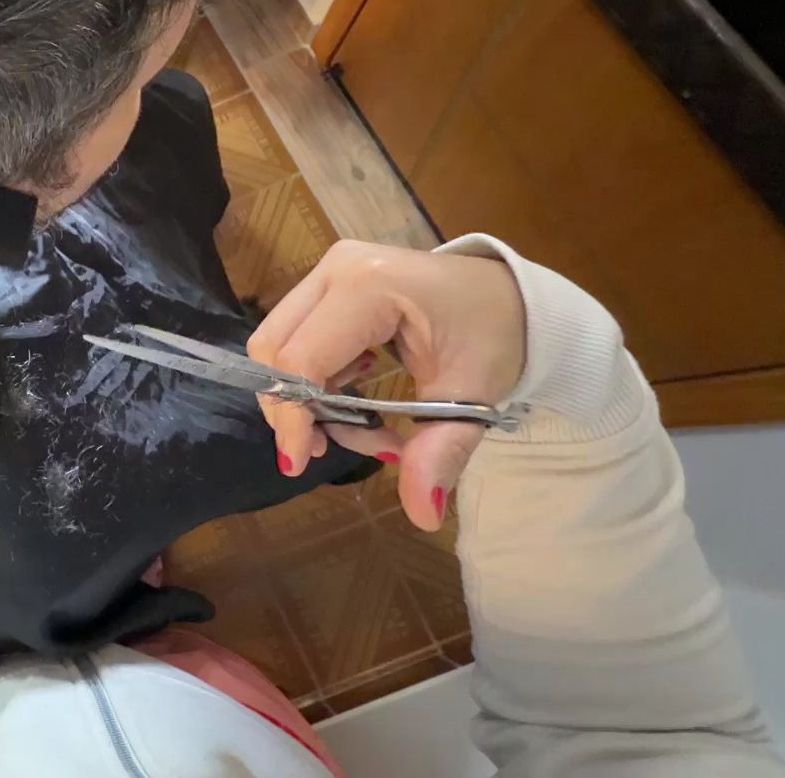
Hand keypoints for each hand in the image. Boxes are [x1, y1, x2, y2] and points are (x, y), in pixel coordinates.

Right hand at [247, 241, 526, 530]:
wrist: (512, 295)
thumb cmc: (497, 336)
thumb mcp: (474, 396)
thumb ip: (439, 451)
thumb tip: (422, 516)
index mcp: (370, 287)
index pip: (301, 357)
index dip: (293, 413)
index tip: (299, 462)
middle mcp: (334, 269)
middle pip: (272, 346)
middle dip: (289, 405)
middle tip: (323, 445)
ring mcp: (325, 270)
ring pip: (275, 341)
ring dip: (300, 393)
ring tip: (351, 421)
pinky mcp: (323, 281)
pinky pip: (292, 333)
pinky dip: (308, 374)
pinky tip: (348, 390)